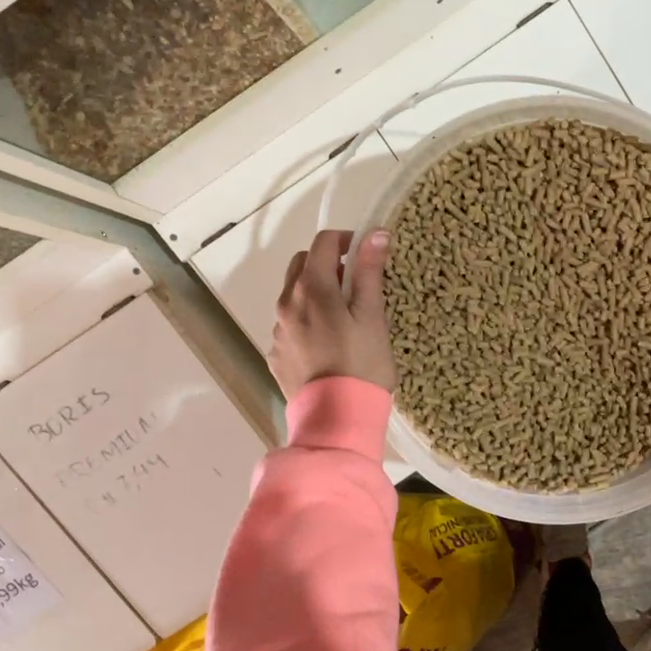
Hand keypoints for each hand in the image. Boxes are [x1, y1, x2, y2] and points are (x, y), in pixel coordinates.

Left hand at [269, 229, 397, 398]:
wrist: (336, 418)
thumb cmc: (362, 364)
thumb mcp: (373, 316)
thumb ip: (369, 273)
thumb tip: (373, 233)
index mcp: (313, 288)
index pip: (323, 243)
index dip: (345, 239)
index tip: (365, 252)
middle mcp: (287, 303)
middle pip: (302, 265)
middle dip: (327, 263)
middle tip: (354, 284)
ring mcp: (278, 331)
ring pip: (293, 296)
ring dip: (315, 294)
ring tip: (342, 318)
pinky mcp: (276, 355)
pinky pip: (290, 326)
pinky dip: (307, 322)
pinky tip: (327, 346)